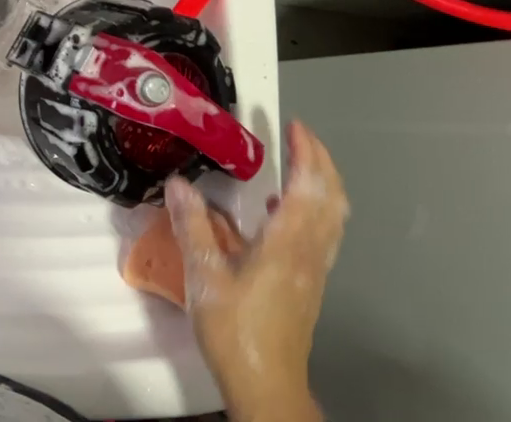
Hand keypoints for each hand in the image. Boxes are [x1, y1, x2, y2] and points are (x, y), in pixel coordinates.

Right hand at [168, 120, 347, 421]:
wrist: (265, 384)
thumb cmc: (235, 329)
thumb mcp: (204, 276)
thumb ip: (193, 226)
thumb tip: (179, 183)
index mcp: (287, 245)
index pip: (308, 189)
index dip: (307, 154)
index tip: (296, 126)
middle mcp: (309, 253)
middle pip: (331, 200)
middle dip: (321, 163)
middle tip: (300, 137)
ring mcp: (313, 269)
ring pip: (331, 217)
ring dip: (321, 184)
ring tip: (297, 164)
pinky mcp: (308, 283)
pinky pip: (321, 233)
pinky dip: (311, 208)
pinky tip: (278, 210)